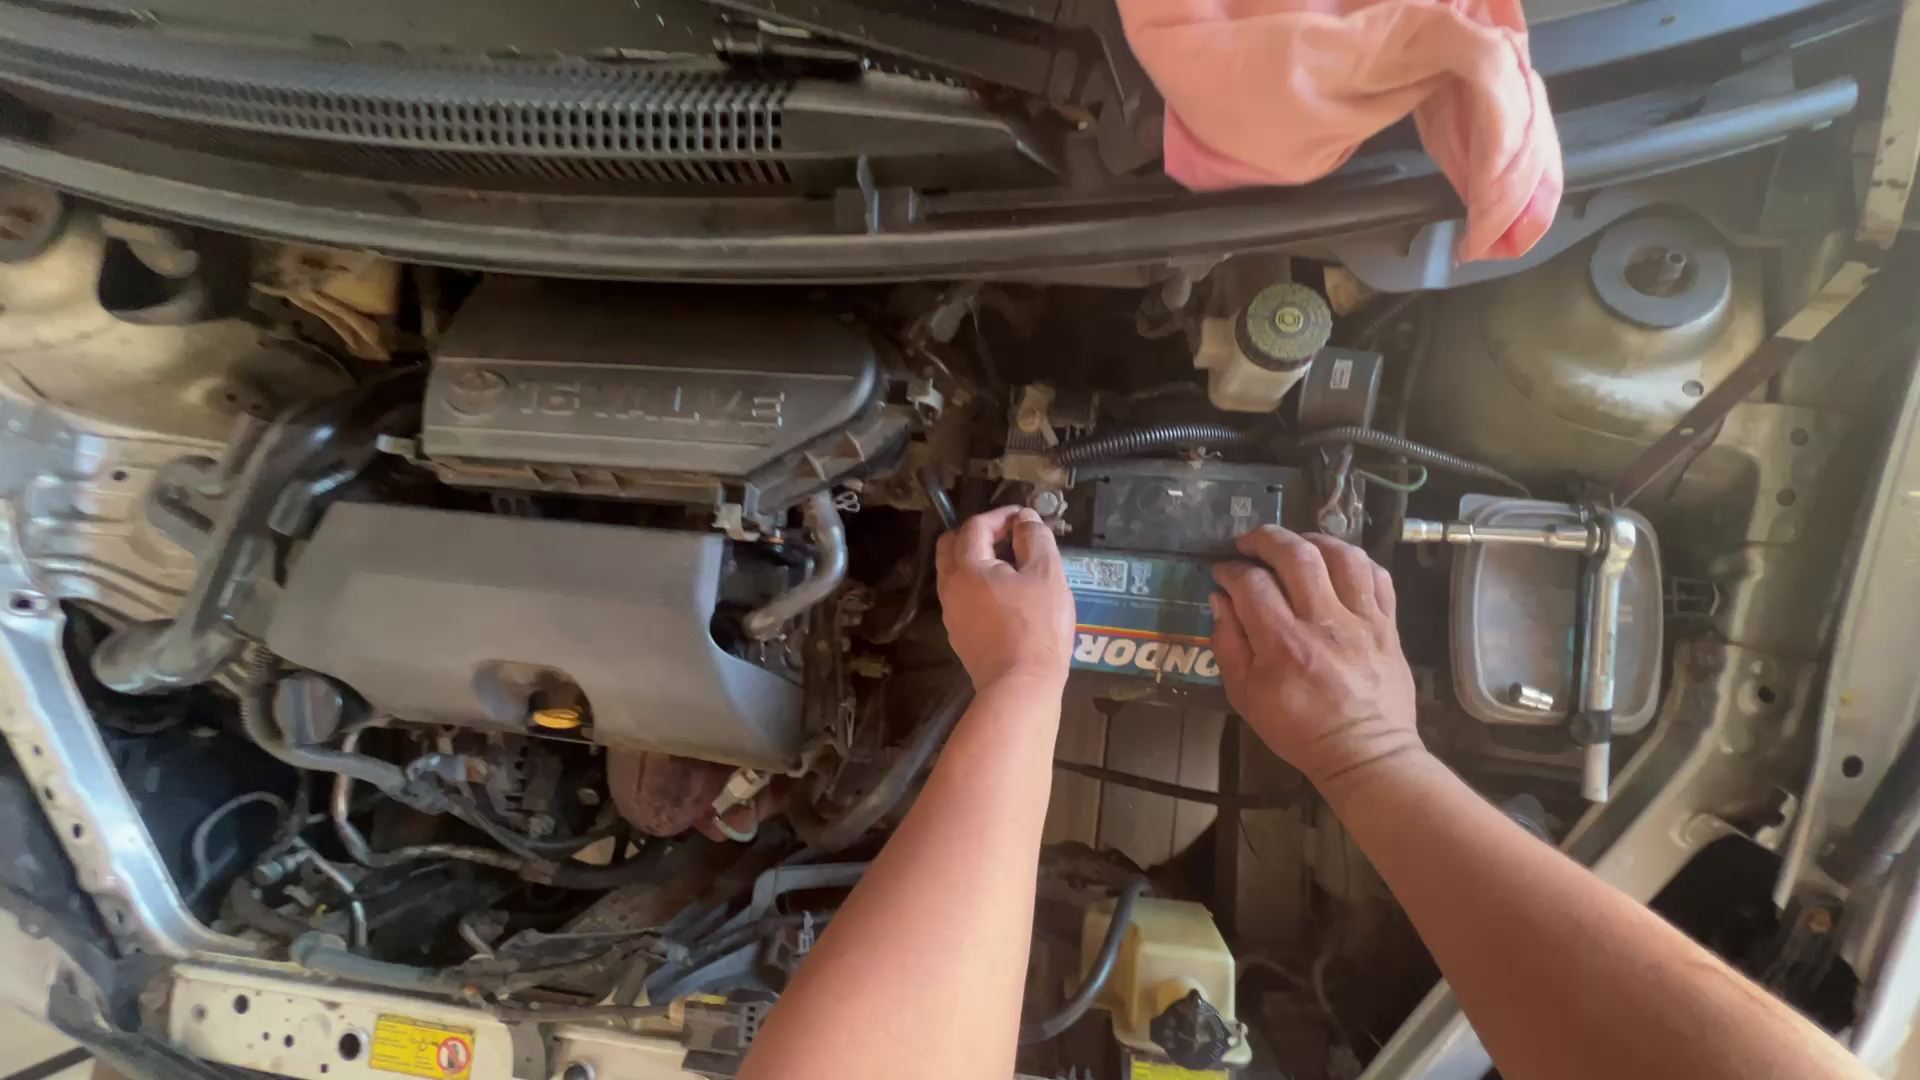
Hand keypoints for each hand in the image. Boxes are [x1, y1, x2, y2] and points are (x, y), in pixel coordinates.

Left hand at [936, 506, 1075, 689]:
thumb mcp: (1046, 574)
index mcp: (967, 567)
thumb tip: (1024, 519)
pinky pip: (963, 596)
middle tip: (1010, 536)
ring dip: (979, 559)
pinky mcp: (959, 635)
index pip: (975, 525)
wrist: (1020, 686)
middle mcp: (950, 587)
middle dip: (980, 533)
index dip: (1001, 515)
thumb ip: (1034, 538)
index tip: (1025, 517)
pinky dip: (979, 584)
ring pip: (955, 572)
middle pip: (953, 545)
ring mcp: (951, 613)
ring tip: (1013, 564)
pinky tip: (1006, 595)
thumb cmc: (1036, 627)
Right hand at [1210, 527, 1421, 791]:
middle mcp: (1324, 624)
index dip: (1230, 570)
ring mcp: (1362, 622)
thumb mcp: (1244, 695)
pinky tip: (1332, 564)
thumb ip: (1228, 643)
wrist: (1365, 754)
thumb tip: (1221, 598)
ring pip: (1342, 556)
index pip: (1252, 584)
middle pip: (1297, 556)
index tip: (1222, 573)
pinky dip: (1353, 560)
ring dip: (1311, 540)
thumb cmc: (1297, 728)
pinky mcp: (1387, 626)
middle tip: (1248, 544)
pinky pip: (1377, 576)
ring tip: (1292, 546)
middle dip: (1265, 539)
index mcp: (1283, 645)